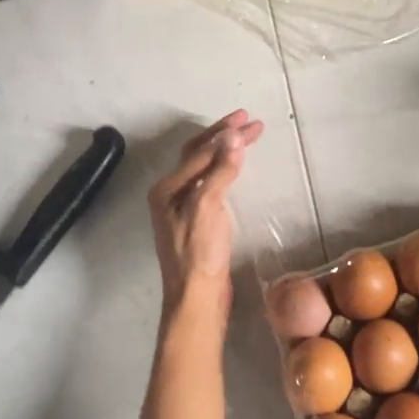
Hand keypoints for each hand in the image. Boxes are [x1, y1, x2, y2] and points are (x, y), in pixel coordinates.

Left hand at [149, 110, 263, 325]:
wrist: (196, 298)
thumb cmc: (199, 253)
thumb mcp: (208, 207)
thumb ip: (220, 170)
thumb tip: (233, 135)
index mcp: (167, 188)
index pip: (200, 150)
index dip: (225, 133)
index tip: (250, 120)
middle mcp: (169, 193)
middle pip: (198, 154)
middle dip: (223, 135)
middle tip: (249, 120)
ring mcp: (181, 207)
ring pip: (204, 167)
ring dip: (225, 149)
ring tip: (246, 135)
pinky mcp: (195, 219)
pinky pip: (210, 181)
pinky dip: (224, 167)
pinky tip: (235, 166)